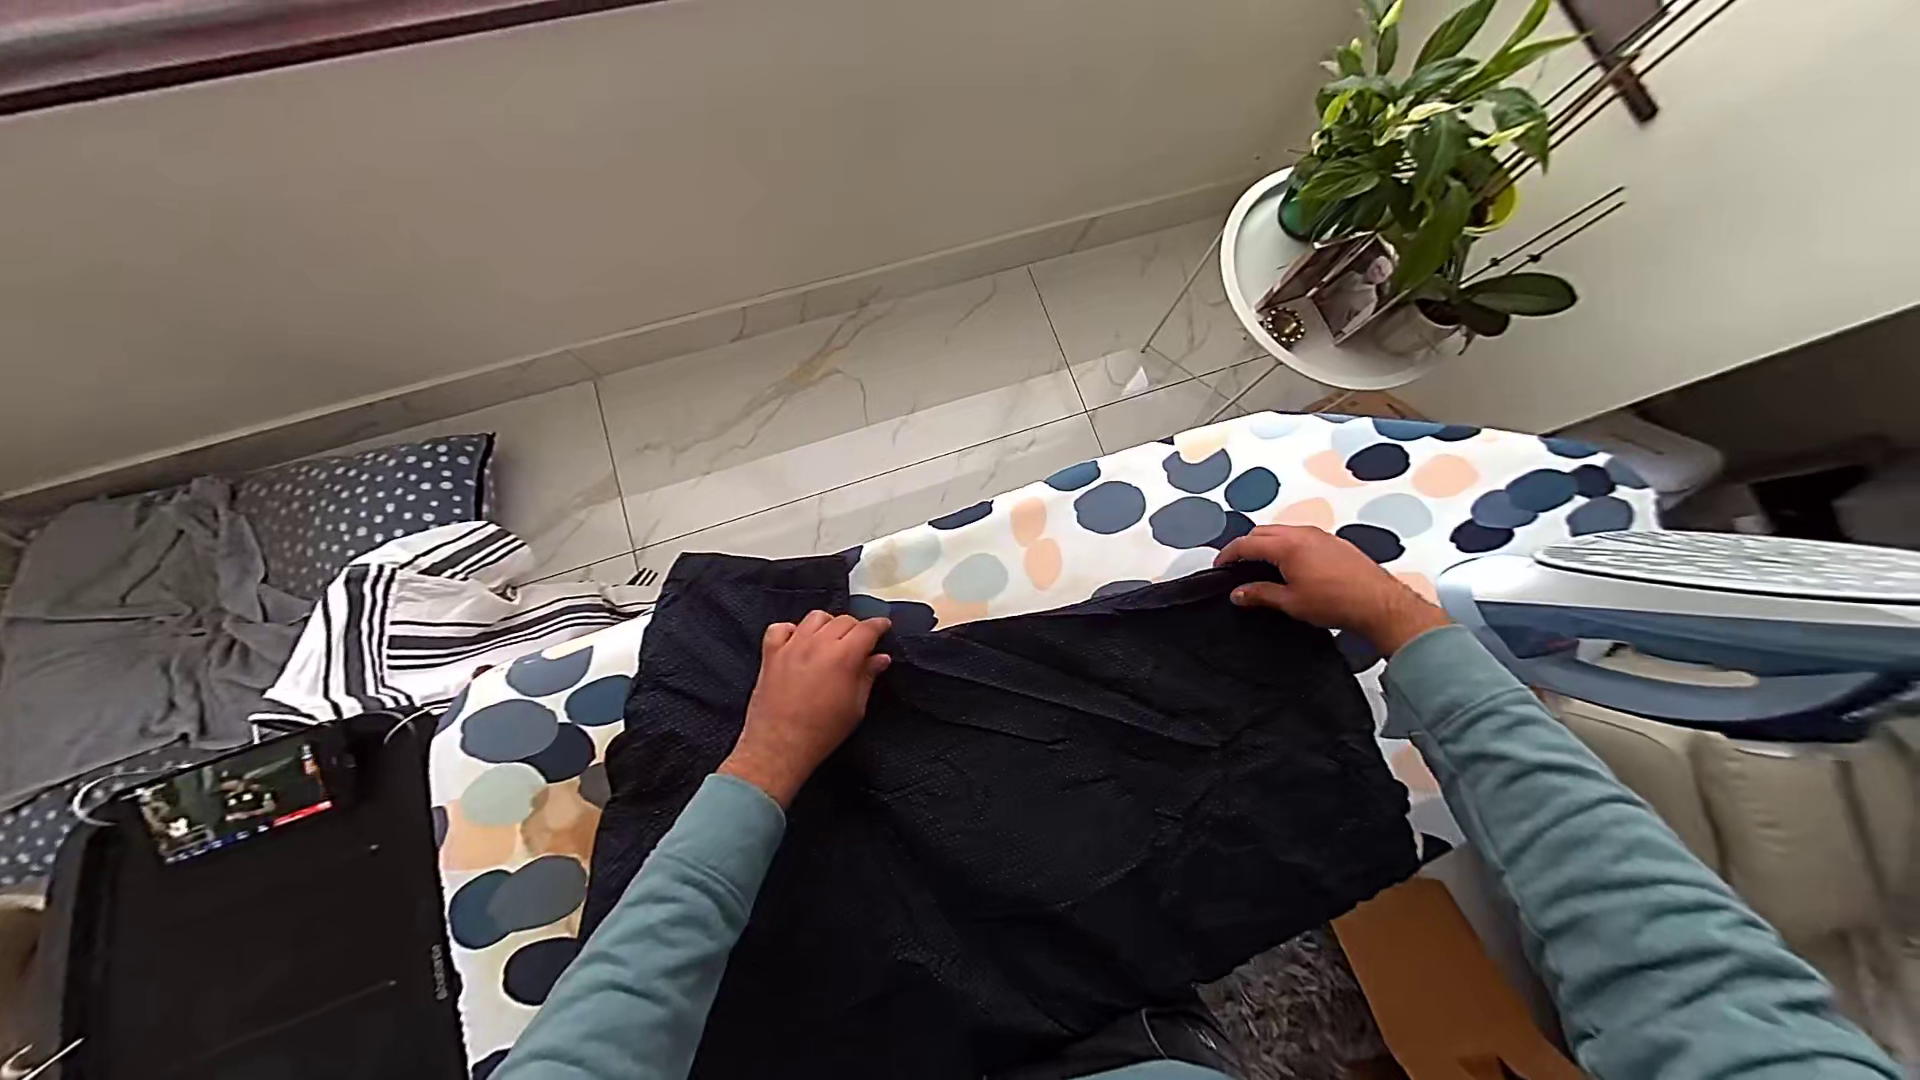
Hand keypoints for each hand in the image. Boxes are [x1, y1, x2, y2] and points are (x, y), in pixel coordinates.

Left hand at [718, 611, 892, 807]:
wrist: (779, 747)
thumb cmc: (821, 733)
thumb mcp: (856, 707)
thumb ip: (868, 676)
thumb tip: (880, 659)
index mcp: (843, 657)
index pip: (867, 629)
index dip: (879, 625)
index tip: (884, 626)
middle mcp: (817, 645)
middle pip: (843, 620)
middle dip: (856, 628)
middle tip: (859, 642)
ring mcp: (792, 647)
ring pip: (815, 617)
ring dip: (828, 624)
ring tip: (831, 640)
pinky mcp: (771, 655)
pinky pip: (780, 628)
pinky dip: (791, 630)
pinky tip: (798, 642)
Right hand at [1214, 524, 1448, 654]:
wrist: (1380, 605)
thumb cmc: (1341, 601)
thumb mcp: (1289, 602)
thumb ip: (1259, 594)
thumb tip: (1240, 593)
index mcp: (1288, 545)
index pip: (1246, 543)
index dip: (1229, 554)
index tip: (1221, 564)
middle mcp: (1304, 534)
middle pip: (1262, 532)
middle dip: (1246, 545)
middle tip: (1237, 563)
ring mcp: (1321, 536)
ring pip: (1282, 531)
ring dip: (1267, 543)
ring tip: (1261, 563)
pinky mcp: (1334, 543)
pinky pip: (1301, 536)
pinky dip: (1286, 544)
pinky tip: (1289, 563)